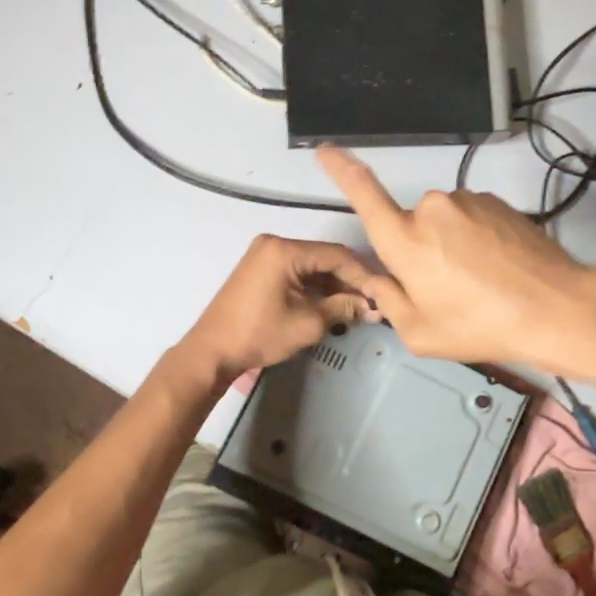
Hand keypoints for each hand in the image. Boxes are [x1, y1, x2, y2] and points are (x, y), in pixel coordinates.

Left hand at [178, 234, 374, 382]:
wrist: (212, 351)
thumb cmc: (259, 335)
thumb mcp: (308, 323)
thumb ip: (343, 308)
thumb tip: (372, 307)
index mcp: (284, 250)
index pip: (337, 255)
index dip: (363, 275)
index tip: (383, 294)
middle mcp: (274, 244)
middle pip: (324, 258)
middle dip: (349, 282)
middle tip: (373, 304)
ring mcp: (264, 256)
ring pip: (311, 267)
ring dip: (333, 286)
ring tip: (358, 309)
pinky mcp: (260, 270)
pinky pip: (296, 273)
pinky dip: (314, 288)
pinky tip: (333, 305)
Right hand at [316, 146, 595, 366]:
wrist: (554, 308)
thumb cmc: (480, 325)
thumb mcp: (419, 332)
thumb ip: (389, 301)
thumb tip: (381, 280)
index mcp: (404, 240)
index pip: (363, 194)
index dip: (341, 169)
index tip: (325, 150)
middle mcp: (431, 209)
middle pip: (410, 226)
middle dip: (420, 251)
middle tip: (447, 290)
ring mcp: (468, 201)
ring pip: (445, 223)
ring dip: (452, 245)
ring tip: (480, 283)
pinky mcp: (498, 202)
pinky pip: (473, 219)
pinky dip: (478, 240)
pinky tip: (499, 269)